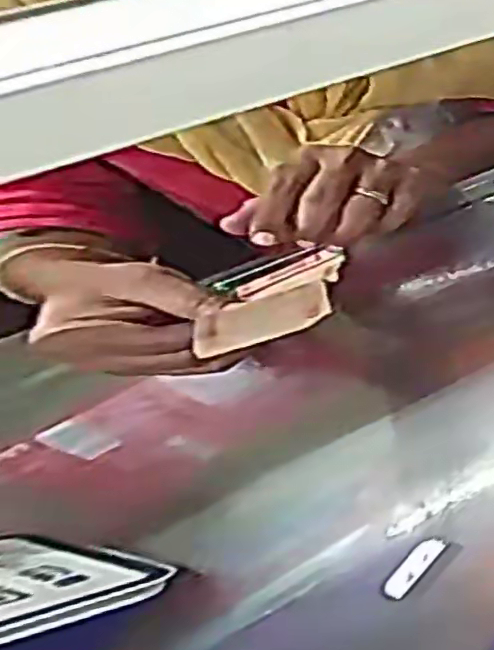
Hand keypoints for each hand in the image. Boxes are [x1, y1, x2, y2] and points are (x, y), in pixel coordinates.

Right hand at [25, 257, 237, 375]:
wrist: (70, 287)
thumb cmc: (99, 280)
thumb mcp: (142, 278)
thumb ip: (188, 299)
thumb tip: (236, 314)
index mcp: (82, 337)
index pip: (171, 341)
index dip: (219, 332)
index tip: (257, 321)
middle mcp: (96, 362)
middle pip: (186, 359)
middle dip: (230, 343)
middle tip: (267, 328)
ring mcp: (119, 370)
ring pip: (193, 366)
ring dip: (227, 350)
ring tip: (255, 331)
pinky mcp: (140, 371)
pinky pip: (188, 367)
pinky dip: (214, 353)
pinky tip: (234, 339)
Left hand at [220, 146, 446, 248]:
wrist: (412, 163)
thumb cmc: (354, 177)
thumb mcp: (308, 182)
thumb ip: (272, 204)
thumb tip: (232, 226)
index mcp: (311, 156)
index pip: (283, 185)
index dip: (270, 214)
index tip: (263, 238)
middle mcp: (344, 159)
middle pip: (320, 202)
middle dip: (311, 229)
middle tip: (309, 243)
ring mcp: (381, 172)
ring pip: (358, 211)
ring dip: (347, 233)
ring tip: (340, 242)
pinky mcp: (412, 185)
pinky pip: (394, 215)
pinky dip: (383, 228)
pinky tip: (375, 232)